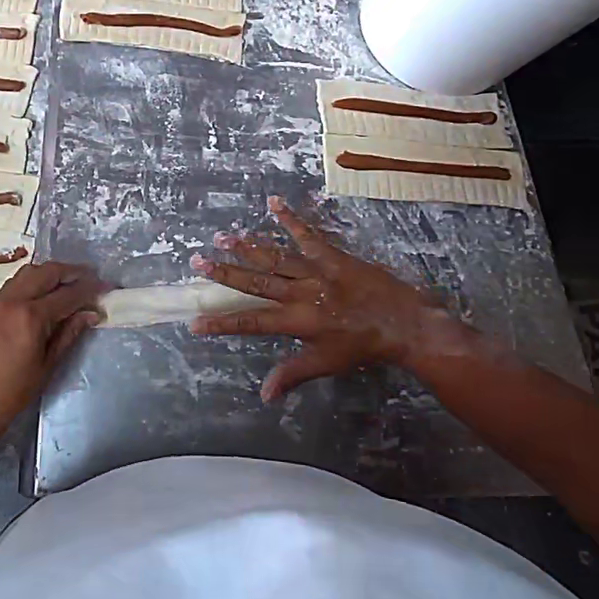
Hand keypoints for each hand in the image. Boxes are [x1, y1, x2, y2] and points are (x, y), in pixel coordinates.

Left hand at [0, 261, 104, 438]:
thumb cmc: (11, 394)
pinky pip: (16, 283)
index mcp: (31, 317)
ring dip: (52, 273)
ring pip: (29, 272)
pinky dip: (34, 280)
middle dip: (72, 272)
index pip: (68, 294)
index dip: (91, 289)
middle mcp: (14, 302)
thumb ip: (69, 333)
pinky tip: (44, 294)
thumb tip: (90, 313)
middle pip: (48, 272)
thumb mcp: (47, 365)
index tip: (107, 288)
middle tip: (92, 279)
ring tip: (69, 284)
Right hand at [191, 196, 467, 401]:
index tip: (196, 322)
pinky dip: (290, 219)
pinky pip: (307, 235)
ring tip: (222, 237)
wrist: (403, 322)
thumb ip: (293, 374)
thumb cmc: (363, 346)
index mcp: (298, 321)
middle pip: (257, 283)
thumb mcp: (326, 363)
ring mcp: (317, 271)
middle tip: (198, 263)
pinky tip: (273, 203)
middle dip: (225, 274)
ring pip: (275, 258)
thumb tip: (264, 395)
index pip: (252, 323)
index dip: (223, 323)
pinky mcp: (332, 255)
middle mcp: (302, 293)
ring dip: (248, 247)